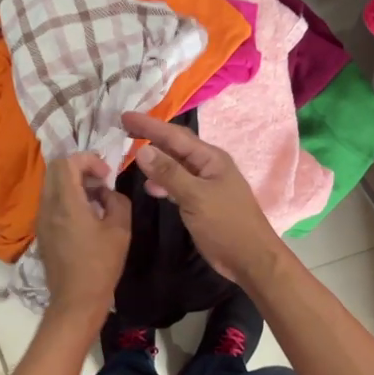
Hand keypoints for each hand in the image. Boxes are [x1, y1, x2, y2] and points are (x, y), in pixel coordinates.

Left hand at [36, 153, 131, 317]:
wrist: (76, 300)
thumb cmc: (101, 265)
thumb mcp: (120, 229)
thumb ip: (116, 201)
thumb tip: (107, 193)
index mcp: (65, 203)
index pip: (67, 162)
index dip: (88, 160)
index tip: (106, 175)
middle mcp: (47, 207)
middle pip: (55, 170)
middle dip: (79, 168)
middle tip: (100, 182)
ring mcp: (41, 220)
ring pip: (51, 186)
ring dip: (73, 184)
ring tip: (96, 199)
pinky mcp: (42, 232)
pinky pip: (51, 203)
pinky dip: (67, 199)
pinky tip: (86, 216)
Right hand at [124, 111, 292, 286]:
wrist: (250, 259)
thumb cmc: (226, 225)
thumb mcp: (195, 196)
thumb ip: (169, 173)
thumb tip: (142, 150)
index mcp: (210, 158)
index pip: (175, 135)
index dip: (149, 125)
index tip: (124, 116)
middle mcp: (208, 166)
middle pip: (175, 147)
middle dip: (151, 138)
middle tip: (123, 129)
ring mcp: (205, 185)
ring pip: (175, 166)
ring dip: (155, 161)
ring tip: (130, 157)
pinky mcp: (201, 203)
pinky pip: (177, 184)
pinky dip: (162, 183)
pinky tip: (150, 187)